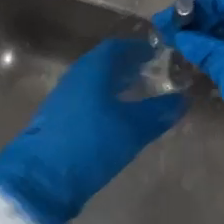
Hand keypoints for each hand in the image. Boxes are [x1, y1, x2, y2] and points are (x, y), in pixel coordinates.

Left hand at [0, 38, 185, 223]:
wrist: (40, 178)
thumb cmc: (90, 141)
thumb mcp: (131, 128)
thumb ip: (158, 113)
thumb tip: (182, 100)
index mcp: (93, 67)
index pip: (118, 46)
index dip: (138, 49)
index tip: (157, 55)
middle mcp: (76, 75)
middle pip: (105, 63)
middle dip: (129, 67)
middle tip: (152, 74)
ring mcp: (63, 97)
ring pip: (94, 82)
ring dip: (115, 85)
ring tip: (137, 97)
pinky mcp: (55, 119)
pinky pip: (85, 100)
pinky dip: (103, 102)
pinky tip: (114, 119)